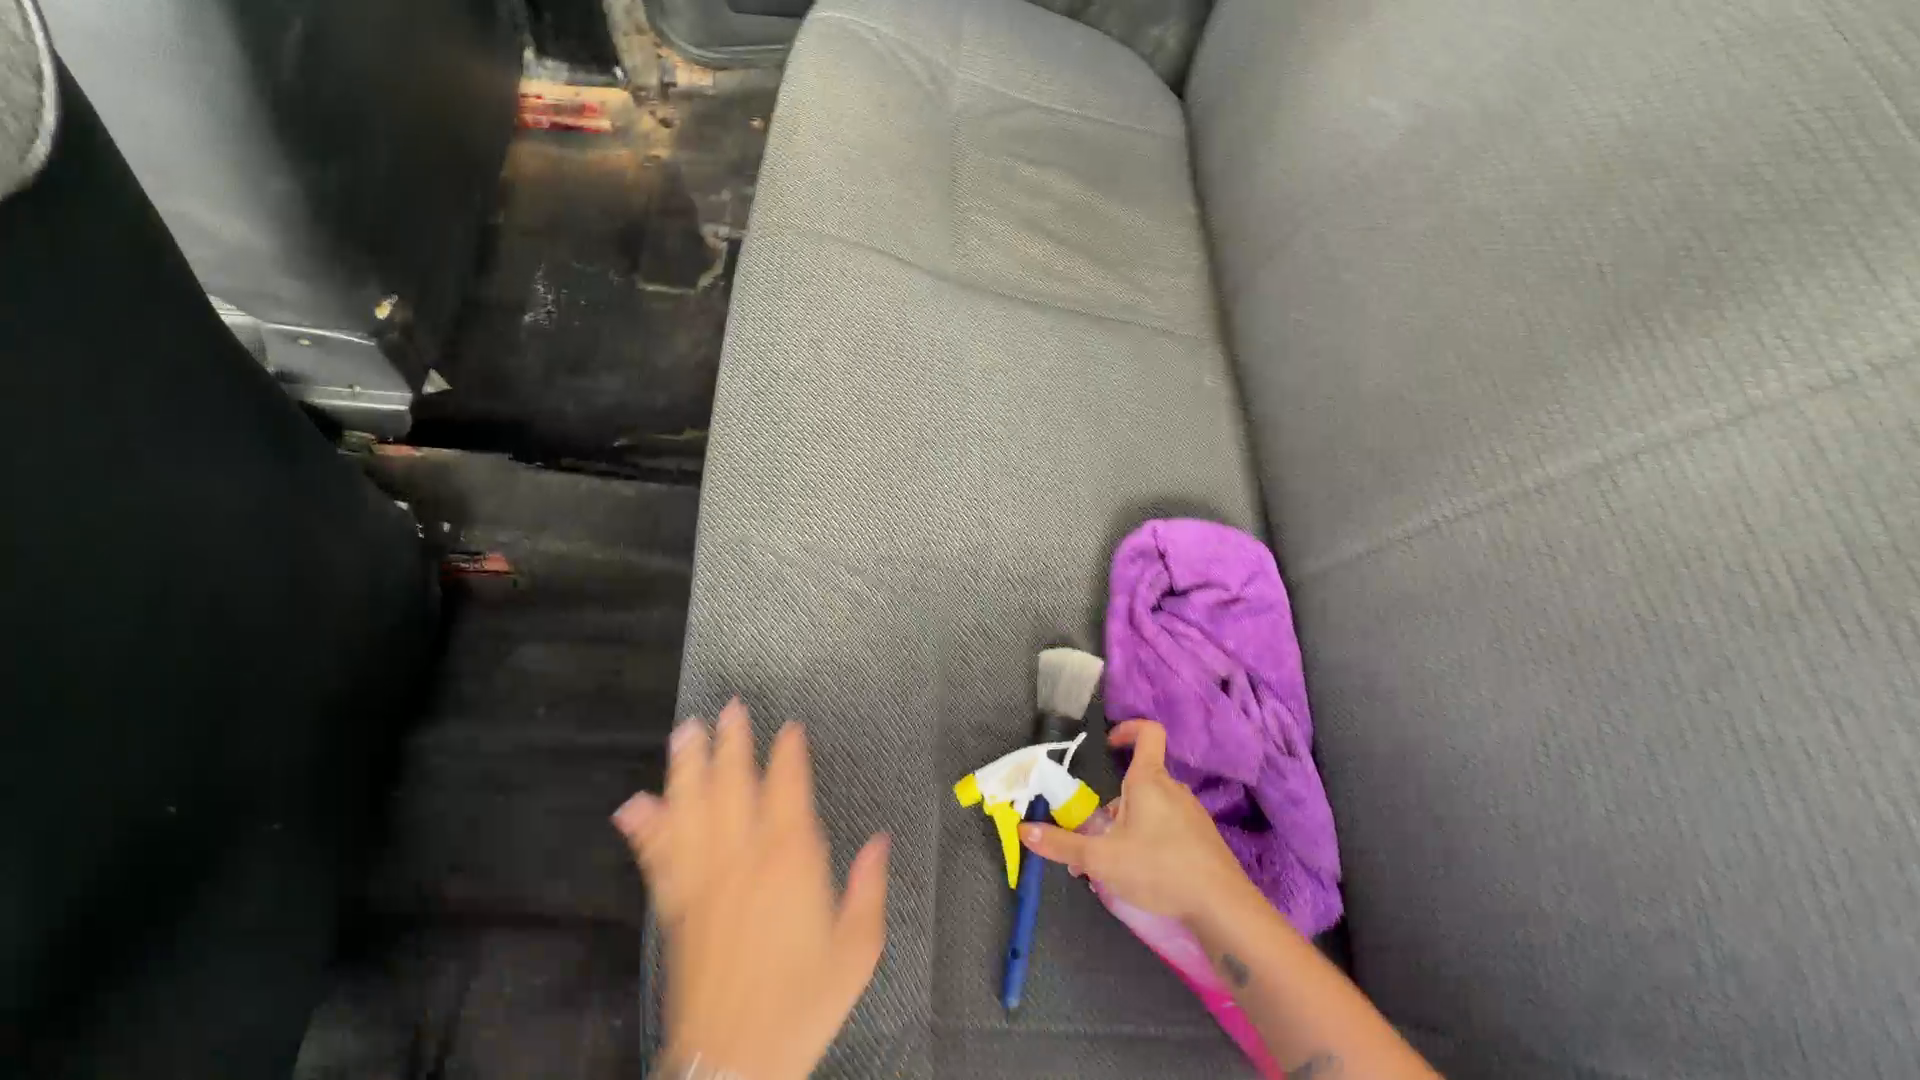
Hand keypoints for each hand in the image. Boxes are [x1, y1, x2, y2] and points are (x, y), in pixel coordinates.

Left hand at [613, 699, 890, 1079]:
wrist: (737, 1056)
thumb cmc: (804, 1003)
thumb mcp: (858, 949)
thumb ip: (868, 889)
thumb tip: (878, 842)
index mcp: (791, 864)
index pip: (787, 792)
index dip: (787, 754)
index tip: (787, 727)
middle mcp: (743, 861)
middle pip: (733, 787)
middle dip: (731, 744)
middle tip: (727, 709)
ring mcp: (703, 880)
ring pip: (692, 809)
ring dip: (686, 768)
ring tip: (684, 733)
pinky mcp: (676, 905)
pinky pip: (659, 856)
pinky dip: (646, 828)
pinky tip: (635, 804)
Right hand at [1019, 719, 1252, 925]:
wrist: (1221, 906)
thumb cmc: (1159, 869)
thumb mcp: (1101, 859)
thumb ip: (1062, 845)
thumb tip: (1024, 830)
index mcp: (1148, 781)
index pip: (1148, 733)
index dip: (1128, 729)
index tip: (1109, 745)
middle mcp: (1173, 790)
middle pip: (1139, 781)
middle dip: (1113, 804)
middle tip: (1094, 836)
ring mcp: (1191, 814)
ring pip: (1152, 808)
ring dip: (1129, 826)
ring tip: (1113, 862)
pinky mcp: (1202, 839)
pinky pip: (1168, 828)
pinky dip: (1150, 840)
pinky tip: (1142, 874)